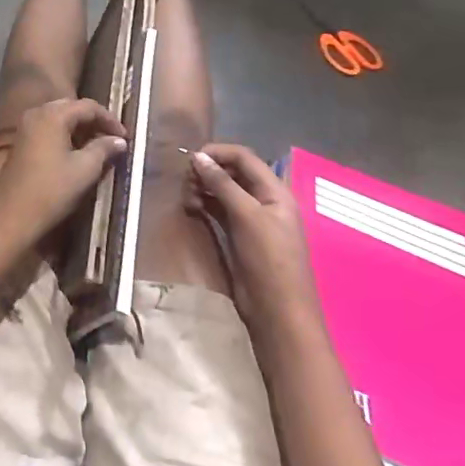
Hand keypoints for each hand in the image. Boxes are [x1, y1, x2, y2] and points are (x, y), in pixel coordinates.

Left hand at [0, 98, 126, 244]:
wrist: (11, 216)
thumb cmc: (51, 190)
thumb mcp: (84, 169)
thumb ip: (104, 149)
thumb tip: (119, 141)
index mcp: (53, 114)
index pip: (89, 106)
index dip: (110, 119)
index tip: (125, 138)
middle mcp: (37, 113)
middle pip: (73, 108)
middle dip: (95, 122)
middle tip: (113, 140)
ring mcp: (26, 126)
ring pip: (60, 118)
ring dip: (81, 129)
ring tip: (99, 147)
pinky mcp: (21, 141)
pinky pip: (49, 128)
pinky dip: (66, 135)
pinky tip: (77, 152)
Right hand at [190, 144, 321, 326]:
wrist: (279, 313)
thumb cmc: (269, 260)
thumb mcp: (247, 217)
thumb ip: (223, 184)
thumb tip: (198, 157)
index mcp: (275, 190)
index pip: (244, 157)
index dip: (218, 152)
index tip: (191, 157)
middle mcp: (264, 200)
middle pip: (233, 172)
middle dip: (209, 170)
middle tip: (185, 180)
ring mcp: (252, 219)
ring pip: (224, 191)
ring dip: (205, 188)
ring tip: (187, 196)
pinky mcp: (239, 236)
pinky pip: (220, 210)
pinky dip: (206, 205)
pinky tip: (191, 208)